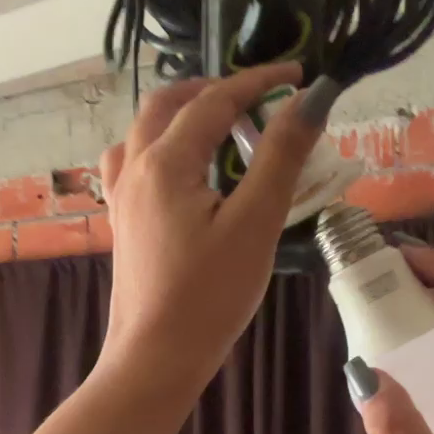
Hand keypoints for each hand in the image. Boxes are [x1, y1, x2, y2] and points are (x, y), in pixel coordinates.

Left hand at [96, 64, 322, 387]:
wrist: (155, 358)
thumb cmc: (208, 296)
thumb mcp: (255, 223)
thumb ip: (281, 155)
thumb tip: (311, 97)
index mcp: (165, 162)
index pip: (214, 100)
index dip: (258, 81)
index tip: (297, 75)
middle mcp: (135, 169)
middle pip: (166, 105)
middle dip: (212, 90)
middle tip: (256, 99)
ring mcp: (122, 198)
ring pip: (143, 132)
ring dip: (179, 116)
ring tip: (219, 129)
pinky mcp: (122, 224)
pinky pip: (132, 166)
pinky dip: (158, 149)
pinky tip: (181, 173)